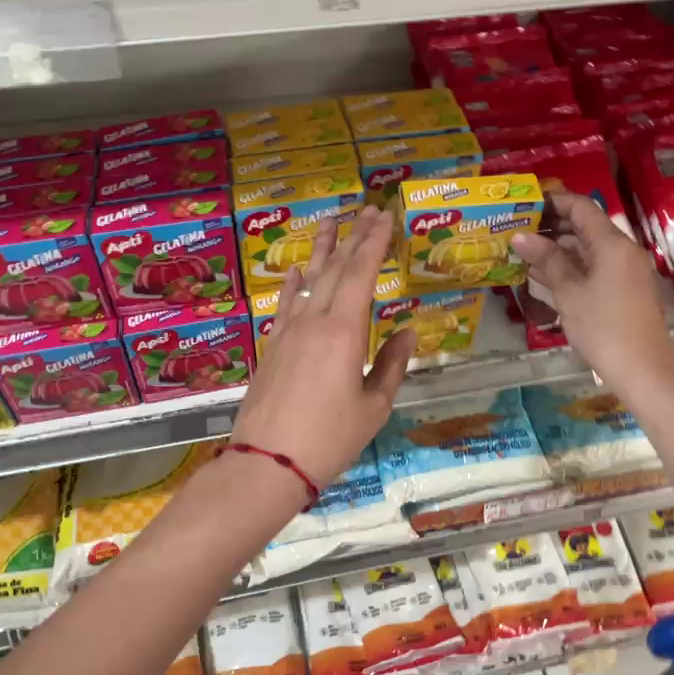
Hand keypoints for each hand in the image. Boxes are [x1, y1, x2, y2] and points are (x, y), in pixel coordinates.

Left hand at [233, 206, 415, 487]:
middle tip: (368, 210)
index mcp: (343, 331)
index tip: (385, 217)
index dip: (374, 243)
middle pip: (336, 269)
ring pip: (309, 281)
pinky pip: (285, 305)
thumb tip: (407, 333)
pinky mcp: (272, 347)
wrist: (266, 464)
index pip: (361, 274)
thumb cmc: (328, 439)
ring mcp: (288, 332)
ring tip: (331, 221)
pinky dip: (293, 285)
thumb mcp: (373, 407)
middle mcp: (314, 321)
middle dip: (354, 237)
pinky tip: (297, 271)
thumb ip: (391, 366)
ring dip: (322, 250)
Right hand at [512, 192, 673, 395]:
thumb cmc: (603, 328)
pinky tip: (543, 275)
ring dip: (559, 248)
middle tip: (518, 229)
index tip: (525, 204)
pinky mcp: (625, 290)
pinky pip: (595, 267)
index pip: (582, 207)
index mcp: (612, 244)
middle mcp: (623, 250)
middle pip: (586, 226)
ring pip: (589, 248)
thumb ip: (546, 260)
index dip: (554, 201)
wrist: (644, 371)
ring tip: (523, 251)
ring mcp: (626, 271)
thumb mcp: (569, 293)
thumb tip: (520, 236)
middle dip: (552, 225)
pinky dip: (571, 266)